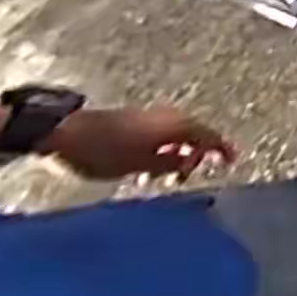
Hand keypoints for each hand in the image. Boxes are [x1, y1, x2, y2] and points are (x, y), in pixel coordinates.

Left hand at [43, 106, 237, 181]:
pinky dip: (160, 149)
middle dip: (191, 158)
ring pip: (176, 136)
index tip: (230, 163)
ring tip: (151, 177)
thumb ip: (168, 163)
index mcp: (181, 127)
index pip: (212, 138)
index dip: (224, 151)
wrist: (66, 131)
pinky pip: (161, 135)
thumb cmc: (105, 151)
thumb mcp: (137, 165)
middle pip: (195, 137)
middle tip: (178, 179)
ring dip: (172, 155)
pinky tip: (142, 164)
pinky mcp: (138, 120)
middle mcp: (175, 117)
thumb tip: (188, 161)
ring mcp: (156, 117)